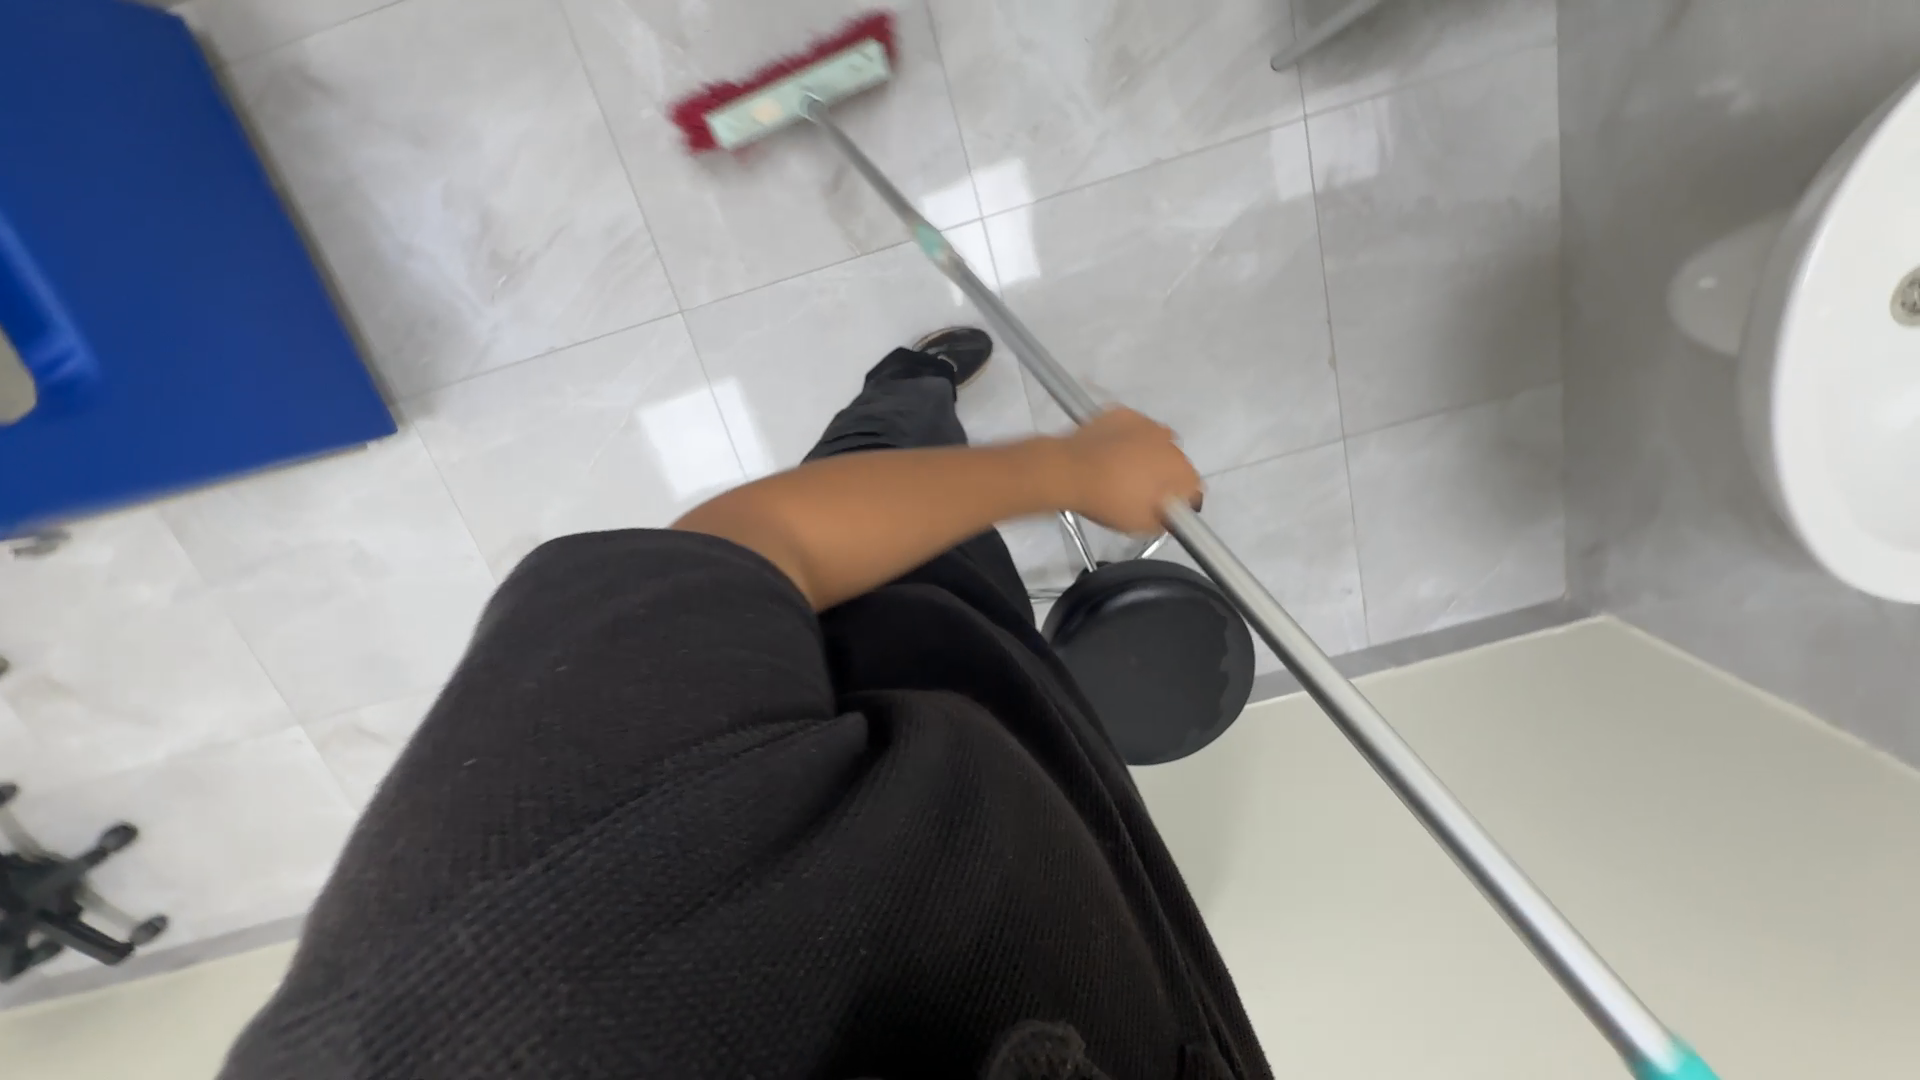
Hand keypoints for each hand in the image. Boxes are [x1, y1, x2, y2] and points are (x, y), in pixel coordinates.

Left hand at [1055, 407, 1202, 533]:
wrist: (1070, 470)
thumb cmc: (1109, 501)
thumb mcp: (1141, 525)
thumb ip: (1164, 520)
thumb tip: (1169, 514)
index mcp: (1181, 470)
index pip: (1194, 488)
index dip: (1180, 501)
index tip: (1163, 509)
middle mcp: (1171, 442)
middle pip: (1176, 462)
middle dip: (1163, 475)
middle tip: (1138, 490)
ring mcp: (1147, 422)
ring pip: (1156, 441)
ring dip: (1146, 453)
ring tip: (1121, 468)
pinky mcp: (1123, 412)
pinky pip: (1133, 428)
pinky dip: (1126, 437)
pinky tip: (1109, 450)